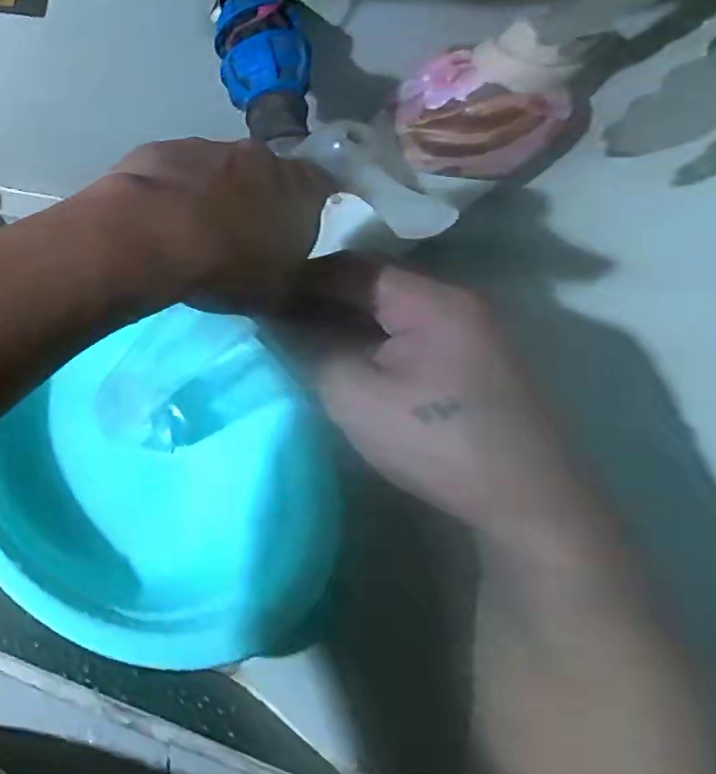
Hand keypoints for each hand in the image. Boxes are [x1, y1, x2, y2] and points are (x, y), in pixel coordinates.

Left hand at [107, 138, 332, 309]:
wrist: (151, 238)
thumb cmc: (224, 268)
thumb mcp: (274, 290)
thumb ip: (288, 272)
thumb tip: (285, 272)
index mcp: (301, 185)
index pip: (316, 187)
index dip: (296, 208)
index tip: (277, 229)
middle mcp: (255, 155)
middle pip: (253, 173)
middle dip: (240, 196)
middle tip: (219, 232)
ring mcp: (199, 147)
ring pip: (202, 168)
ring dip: (193, 190)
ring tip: (170, 226)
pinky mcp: (151, 150)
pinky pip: (157, 169)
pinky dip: (152, 188)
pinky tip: (138, 213)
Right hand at [275, 255, 600, 551]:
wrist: (527, 508)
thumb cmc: (433, 441)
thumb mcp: (348, 390)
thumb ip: (300, 342)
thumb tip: (261, 314)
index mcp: (433, 302)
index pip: (345, 265)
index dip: (290, 277)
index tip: (246, 297)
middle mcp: (454, 304)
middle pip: (362, 281)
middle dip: (306, 296)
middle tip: (255, 315)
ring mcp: (463, 331)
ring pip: (375, 307)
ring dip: (327, 316)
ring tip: (279, 333)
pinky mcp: (461, 358)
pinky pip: (392, 328)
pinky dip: (352, 333)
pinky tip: (321, 352)